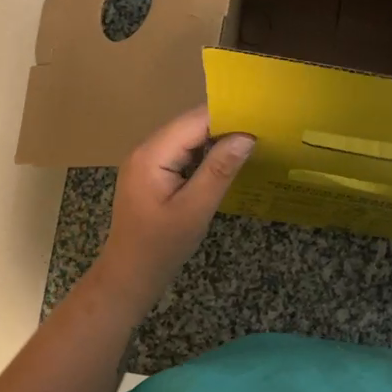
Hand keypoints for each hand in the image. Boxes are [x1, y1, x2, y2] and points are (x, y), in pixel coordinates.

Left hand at [91, 107, 253, 313]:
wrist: (129, 275)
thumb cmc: (161, 247)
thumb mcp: (194, 210)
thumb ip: (219, 170)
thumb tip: (246, 137)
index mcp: (151, 155)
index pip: (194, 121)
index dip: (228, 117)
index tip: (262, 120)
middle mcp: (146, 150)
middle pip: (190, 126)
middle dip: (225, 126)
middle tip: (263, 132)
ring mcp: (147, 161)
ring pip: (188, 139)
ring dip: (217, 141)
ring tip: (252, 144)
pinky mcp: (152, 174)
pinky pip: (182, 154)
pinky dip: (204, 155)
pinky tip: (226, 163)